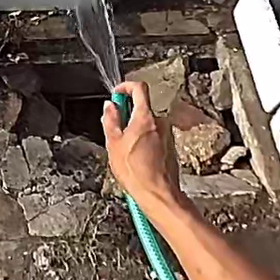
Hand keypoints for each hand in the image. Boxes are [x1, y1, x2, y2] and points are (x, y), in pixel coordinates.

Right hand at [101, 81, 178, 208]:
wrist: (157, 193)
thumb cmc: (135, 172)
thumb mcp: (113, 143)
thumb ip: (110, 120)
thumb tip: (109, 106)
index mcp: (145, 117)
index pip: (139, 88)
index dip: (125, 87)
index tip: (117, 94)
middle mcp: (160, 122)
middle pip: (142, 108)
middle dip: (128, 115)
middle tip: (117, 130)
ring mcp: (167, 134)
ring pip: (148, 124)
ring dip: (136, 131)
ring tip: (126, 150)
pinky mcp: (170, 146)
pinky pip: (154, 136)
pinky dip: (145, 141)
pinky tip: (137, 158)